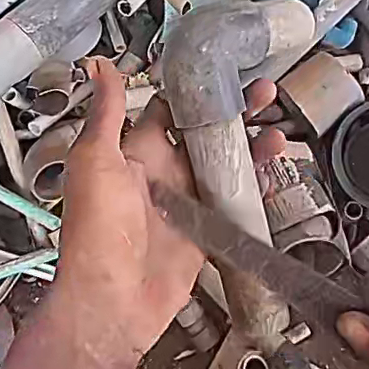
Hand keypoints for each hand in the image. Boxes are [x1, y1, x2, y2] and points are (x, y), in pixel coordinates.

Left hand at [34, 58, 280, 368]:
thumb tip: (101, 69)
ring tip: (274, 127)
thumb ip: (105, 114)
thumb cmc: (94, 233)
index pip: (168, 109)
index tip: (218, 69)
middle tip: (260, 93)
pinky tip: (271, 168)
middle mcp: (162, 173)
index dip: (192, 89)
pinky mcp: (204, 228)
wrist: (112, 299)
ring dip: (249, 143)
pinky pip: (233, 199)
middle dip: (232, 111)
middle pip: (204, 132)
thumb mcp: (95, 161)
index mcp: (135, 152)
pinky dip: (254, 183)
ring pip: (224, 162)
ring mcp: (186, 200)